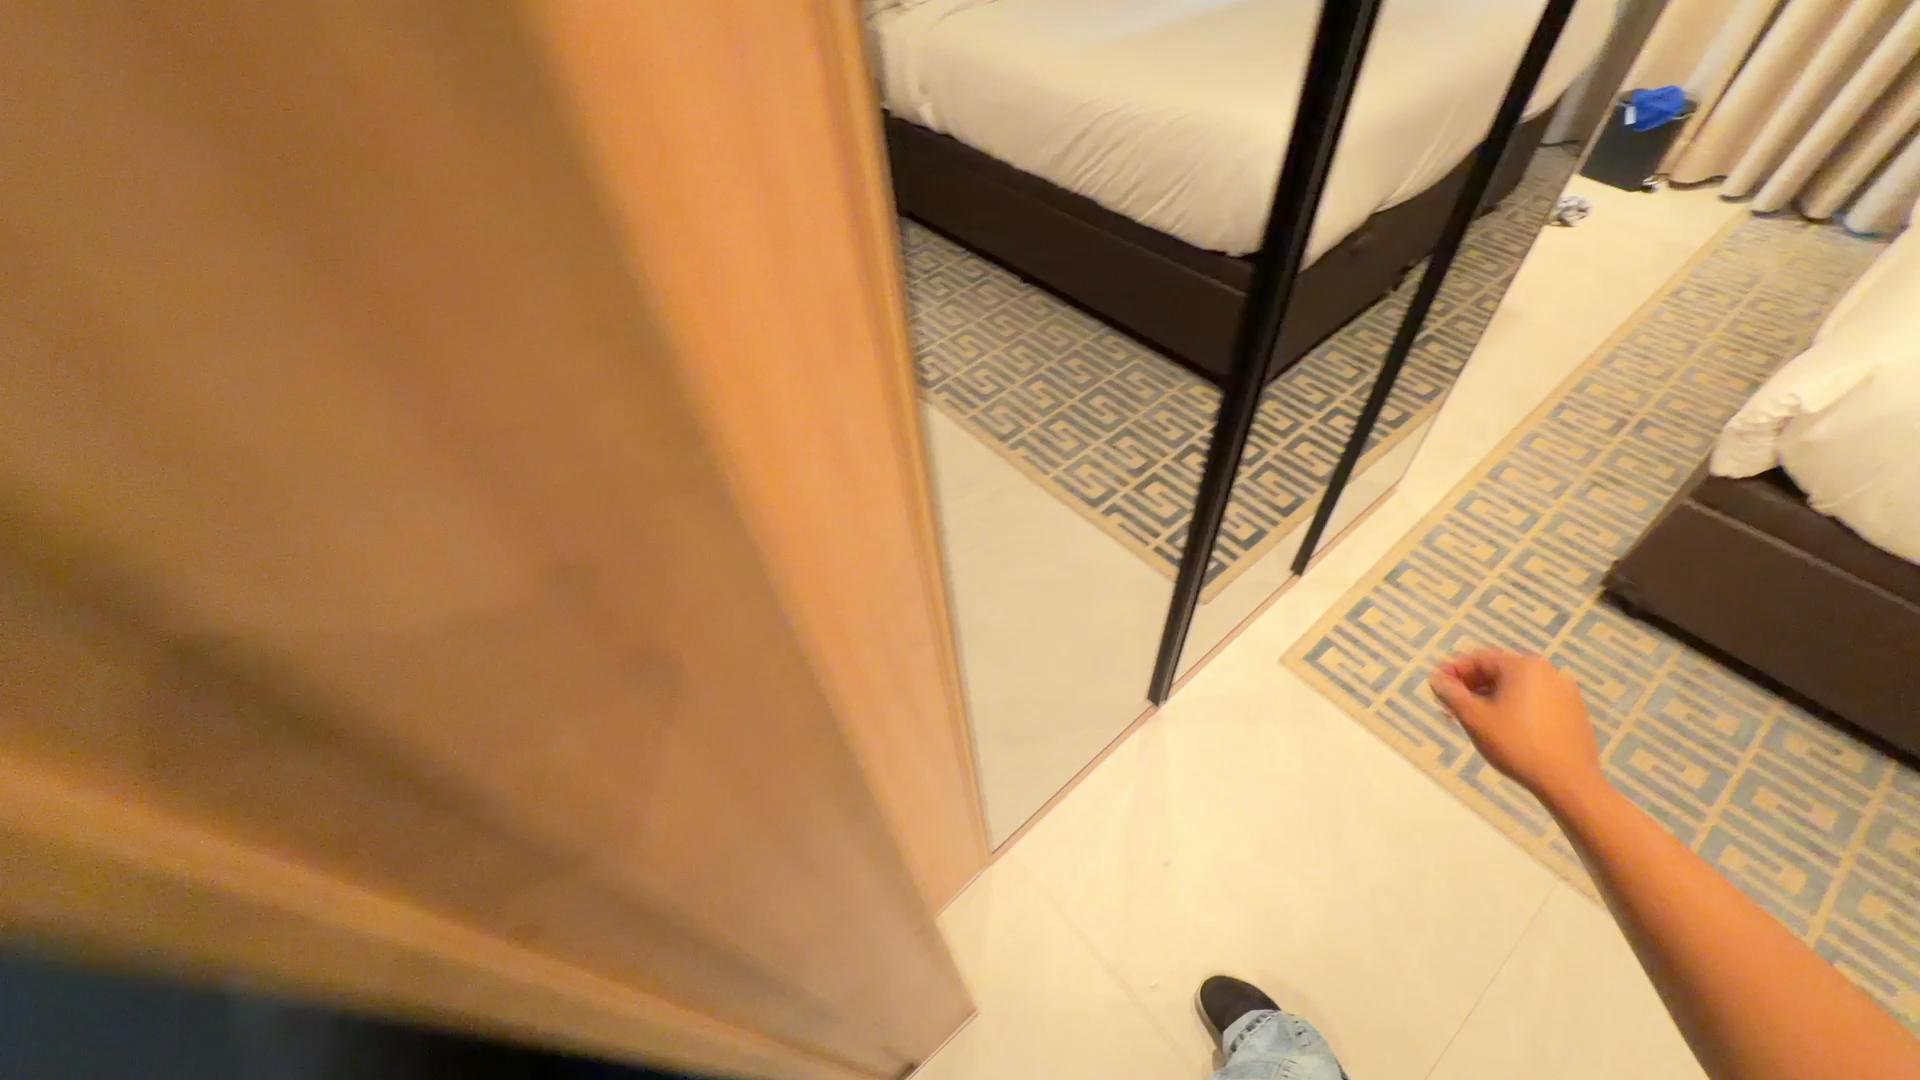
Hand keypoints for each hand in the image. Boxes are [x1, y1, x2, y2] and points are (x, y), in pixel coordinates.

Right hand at [1429, 649, 1605, 804]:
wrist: (1569, 782)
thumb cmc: (1516, 743)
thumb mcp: (1473, 718)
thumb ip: (1450, 694)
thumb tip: (1436, 679)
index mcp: (1523, 667)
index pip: (1479, 658)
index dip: (1453, 670)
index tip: (1437, 687)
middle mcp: (1548, 671)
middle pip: (1499, 671)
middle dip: (1471, 686)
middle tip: (1452, 705)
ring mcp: (1565, 692)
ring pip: (1517, 687)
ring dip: (1491, 697)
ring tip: (1475, 718)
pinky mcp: (1575, 712)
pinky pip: (1535, 700)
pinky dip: (1514, 706)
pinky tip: (1504, 727)